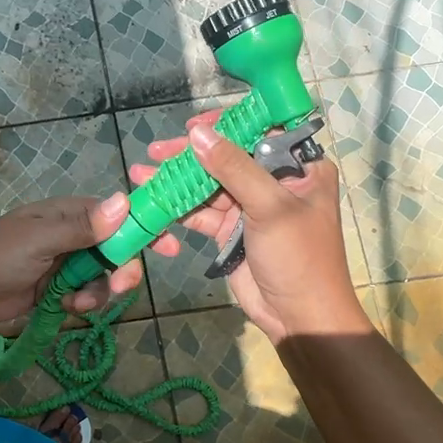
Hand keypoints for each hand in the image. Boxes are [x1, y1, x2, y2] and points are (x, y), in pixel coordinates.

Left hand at [0, 194, 174, 327]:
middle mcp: (70, 236)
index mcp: (66, 213)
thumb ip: (82, 227)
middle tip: (123, 285)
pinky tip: (67, 308)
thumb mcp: (40, 239)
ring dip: (101, 292)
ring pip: (104, 277)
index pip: (115, 215)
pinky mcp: (57, 290)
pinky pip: (86, 296)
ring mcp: (64, 264)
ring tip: (81, 304)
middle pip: (116, 250)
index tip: (168, 245)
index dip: (142, 227)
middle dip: (123, 268)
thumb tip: (125, 202)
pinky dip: (83, 304)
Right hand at [129, 110, 370, 342]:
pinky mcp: (230, 230)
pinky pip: (200, 211)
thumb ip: (233, 167)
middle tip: (156, 150)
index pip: (263, 132)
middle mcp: (275, 182)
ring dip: (177, 179)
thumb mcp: (269, 207)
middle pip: (228, 156)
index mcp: (301, 169)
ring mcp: (250, 206)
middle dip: (191, 154)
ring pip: (209, 184)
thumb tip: (197, 133)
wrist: (299, 318)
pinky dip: (177, 206)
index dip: (228, 124)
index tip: (194, 125)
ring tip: (141, 172)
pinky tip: (152, 198)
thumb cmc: (299, 257)